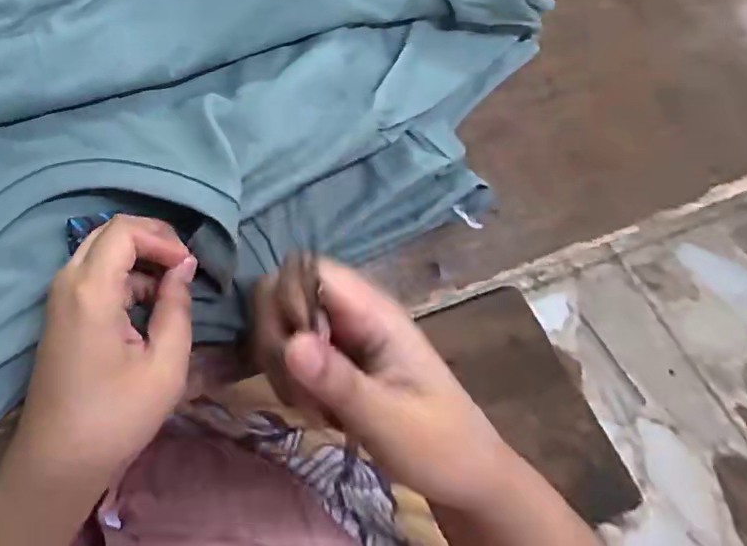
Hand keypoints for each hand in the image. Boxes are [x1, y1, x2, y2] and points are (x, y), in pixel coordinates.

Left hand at [13, 215, 197, 485]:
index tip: (189, 265)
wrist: (56, 461)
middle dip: (151, 239)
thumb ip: (177, 308)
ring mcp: (59, 293)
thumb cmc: (114, 418)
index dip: (161, 237)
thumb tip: (183, 267)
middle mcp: (68, 279)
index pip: (124, 230)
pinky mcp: (60, 309)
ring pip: (101, 248)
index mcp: (90, 289)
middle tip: (183, 264)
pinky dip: (123, 273)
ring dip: (138, 256)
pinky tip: (148, 301)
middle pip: (111, 231)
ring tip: (172, 285)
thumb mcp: (164, 367)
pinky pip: (93, 271)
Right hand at [252, 259, 513, 509]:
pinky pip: (288, 346)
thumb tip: (291, 344)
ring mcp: (338, 330)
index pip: (305, 268)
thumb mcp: (391, 421)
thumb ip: (339, 382)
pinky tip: (312, 409)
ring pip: (280, 320)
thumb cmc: (440, 446)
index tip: (296, 353)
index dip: (287, 300)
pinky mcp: (330, 353)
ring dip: (280, 363)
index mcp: (370, 308)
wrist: (469, 478)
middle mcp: (348, 308)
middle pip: (282, 290)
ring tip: (312, 408)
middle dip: (277, 338)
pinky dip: (287, 377)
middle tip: (298, 390)